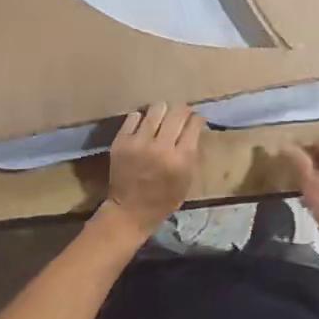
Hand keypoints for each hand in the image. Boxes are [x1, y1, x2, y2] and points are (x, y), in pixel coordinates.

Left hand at [99, 102, 205, 239]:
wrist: (130, 210)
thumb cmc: (164, 199)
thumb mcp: (187, 180)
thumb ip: (193, 153)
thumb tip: (196, 127)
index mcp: (181, 159)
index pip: (194, 124)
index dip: (197, 118)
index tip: (196, 120)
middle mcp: (161, 147)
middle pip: (177, 111)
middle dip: (182, 110)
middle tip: (181, 115)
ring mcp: (139, 143)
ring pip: (156, 109)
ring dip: (163, 110)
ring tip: (162, 117)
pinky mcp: (121, 141)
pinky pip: (134, 116)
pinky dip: (142, 119)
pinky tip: (144, 126)